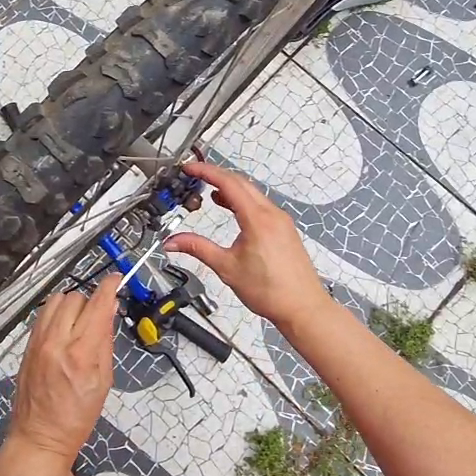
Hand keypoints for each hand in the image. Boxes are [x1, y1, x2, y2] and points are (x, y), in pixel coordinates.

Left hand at [7, 276, 119, 460]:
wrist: (39, 436)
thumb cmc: (77, 417)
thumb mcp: (103, 382)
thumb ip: (106, 342)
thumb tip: (110, 311)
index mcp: (81, 354)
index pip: (97, 306)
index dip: (109, 288)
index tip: (116, 279)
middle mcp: (57, 341)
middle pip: (76, 298)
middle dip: (91, 302)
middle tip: (99, 317)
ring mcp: (38, 341)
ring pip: (57, 300)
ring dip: (72, 305)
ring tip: (79, 323)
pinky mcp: (27, 344)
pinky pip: (43, 314)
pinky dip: (57, 313)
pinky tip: (64, 329)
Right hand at [165, 161, 332, 329]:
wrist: (303, 308)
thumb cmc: (269, 290)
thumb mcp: (227, 268)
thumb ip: (198, 249)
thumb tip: (172, 242)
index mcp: (257, 219)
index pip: (228, 183)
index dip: (206, 171)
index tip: (189, 167)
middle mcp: (272, 214)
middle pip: (241, 182)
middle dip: (216, 175)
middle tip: (195, 175)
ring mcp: (281, 220)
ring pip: (252, 193)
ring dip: (230, 188)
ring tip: (208, 191)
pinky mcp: (285, 229)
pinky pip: (261, 205)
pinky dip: (242, 200)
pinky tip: (231, 209)